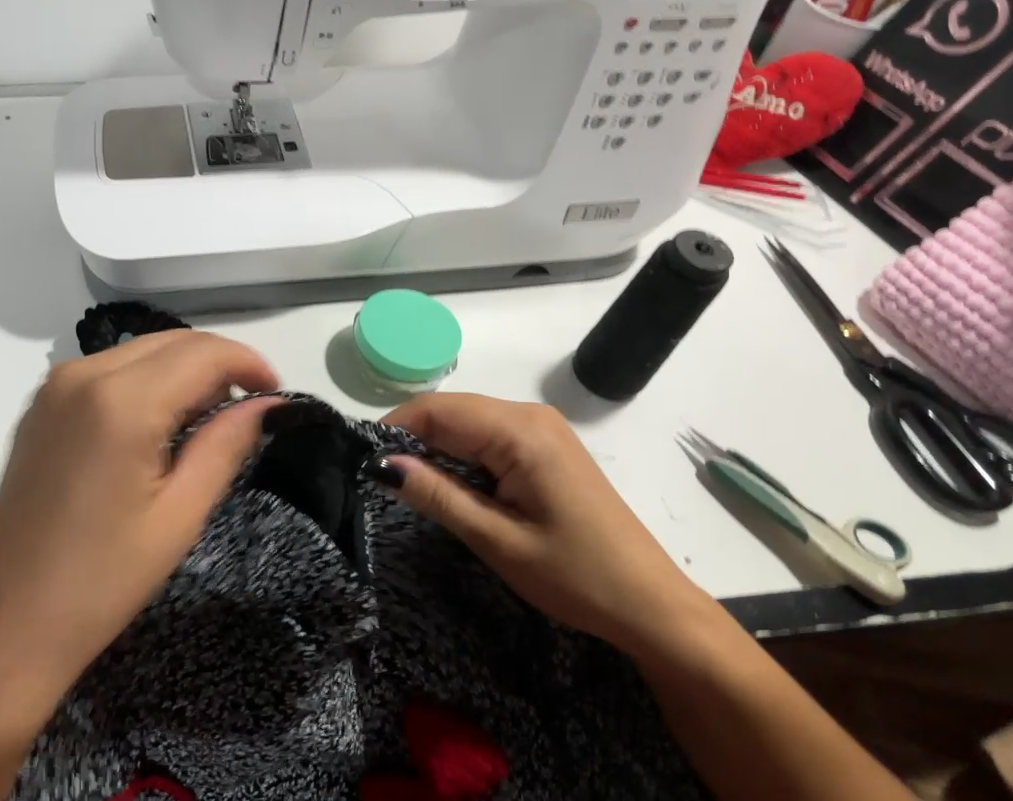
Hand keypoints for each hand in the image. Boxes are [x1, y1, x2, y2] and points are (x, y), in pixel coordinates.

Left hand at [0, 330, 280, 706]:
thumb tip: (268, 402)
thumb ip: (226, 444)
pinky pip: (106, 370)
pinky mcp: (39, 406)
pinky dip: (143, 382)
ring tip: (204, 424)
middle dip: (217, 365)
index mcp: (120, 401)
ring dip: (181, 372)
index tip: (276, 394)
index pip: (203, 352)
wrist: (10, 622)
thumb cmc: (103, 579)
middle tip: (245, 412)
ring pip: (139, 351)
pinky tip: (155, 426)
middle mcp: (82, 374)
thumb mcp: (180, 514)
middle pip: (171, 342)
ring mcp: (53, 387)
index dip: (249, 363)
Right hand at [378, 394, 719, 656]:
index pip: (437, 409)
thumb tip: (381, 464)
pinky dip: (462, 456)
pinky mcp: (547, 447)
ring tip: (412, 488)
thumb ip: (437, 495)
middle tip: (381, 481)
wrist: (650, 603)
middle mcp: (531, 416)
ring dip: (436, 448)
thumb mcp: (496, 540)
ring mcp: (543, 429)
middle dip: (412, 439)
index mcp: (521, 431)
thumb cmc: (575, 576)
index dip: (394, 429)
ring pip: (468, 422)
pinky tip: (453, 487)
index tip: (362, 463)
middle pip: (452, 410)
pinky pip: (489, 436)